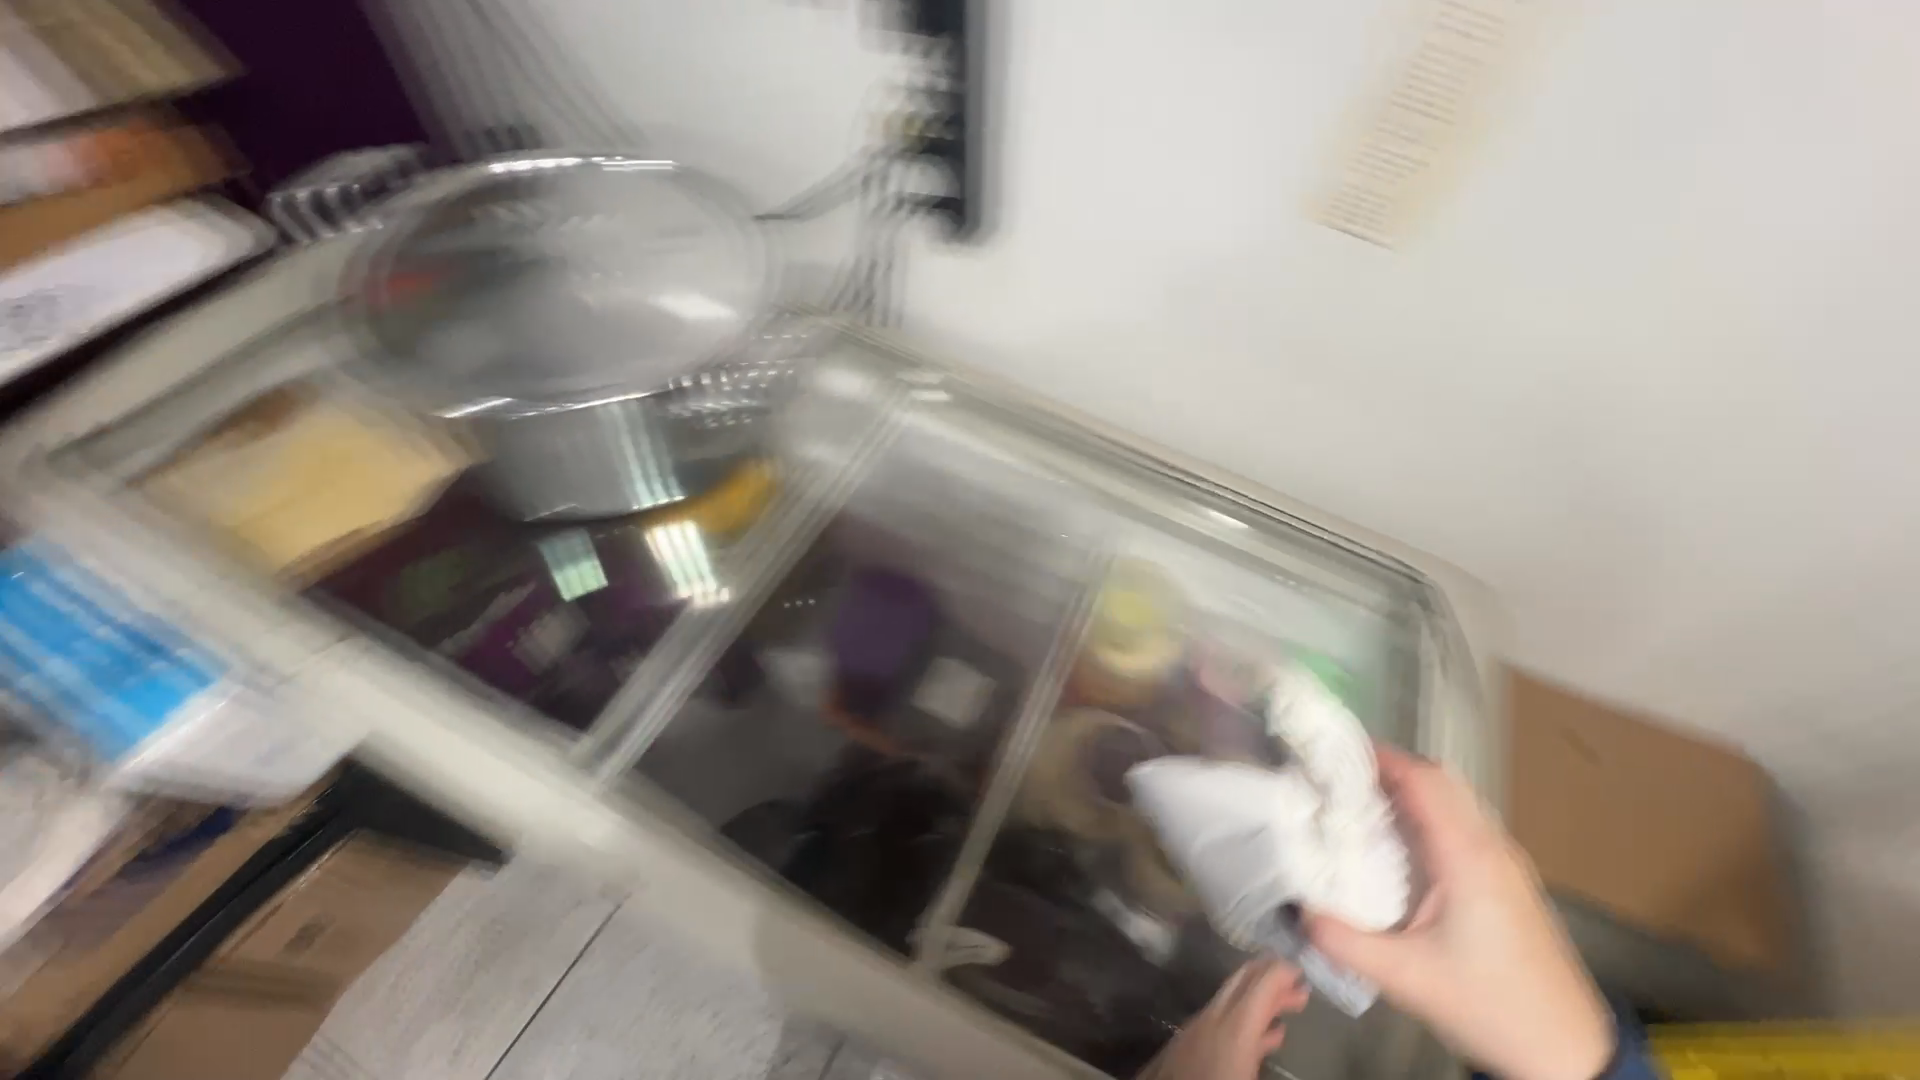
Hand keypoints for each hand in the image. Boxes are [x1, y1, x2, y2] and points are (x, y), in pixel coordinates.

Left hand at [1139, 958, 1307, 1079]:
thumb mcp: (1247, 1071)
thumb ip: (1266, 1049)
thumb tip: (1283, 1035)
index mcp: (1234, 1028)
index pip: (1259, 985)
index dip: (1281, 972)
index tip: (1301, 966)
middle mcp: (1213, 1018)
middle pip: (1242, 984)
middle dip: (1270, 977)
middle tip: (1298, 982)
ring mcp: (1197, 1028)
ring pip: (1232, 1000)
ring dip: (1259, 999)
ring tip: (1288, 1004)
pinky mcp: (1188, 1043)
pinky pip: (1222, 1020)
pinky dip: (1246, 1019)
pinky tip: (1264, 1036)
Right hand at [1304, 746, 1613, 1079]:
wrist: (1570, 1053)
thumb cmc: (1490, 1006)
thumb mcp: (1406, 979)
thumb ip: (1343, 942)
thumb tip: (1296, 909)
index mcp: (1467, 857)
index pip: (1424, 780)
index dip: (1380, 757)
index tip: (1333, 752)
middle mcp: (1491, 847)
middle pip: (1441, 779)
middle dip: (1390, 767)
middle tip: (1339, 776)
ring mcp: (1507, 863)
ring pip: (1457, 799)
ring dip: (1412, 788)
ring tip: (1361, 801)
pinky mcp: (1511, 881)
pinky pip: (1465, 823)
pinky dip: (1430, 811)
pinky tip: (1401, 842)